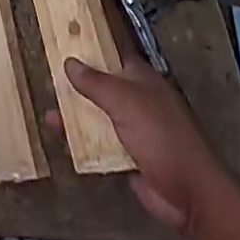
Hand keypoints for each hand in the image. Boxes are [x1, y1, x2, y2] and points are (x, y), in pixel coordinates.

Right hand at [63, 56, 234, 237]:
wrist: (191, 193)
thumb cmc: (161, 137)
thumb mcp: (126, 102)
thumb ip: (96, 83)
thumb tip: (70, 62)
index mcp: (141, 80)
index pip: (112, 57)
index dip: (90, 50)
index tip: (63, 46)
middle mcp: (137, 101)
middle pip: (101, 88)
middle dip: (77, 88)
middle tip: (49, 85)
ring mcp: (133, 130)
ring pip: (98, 118)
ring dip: (76, 118)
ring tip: (50, 117)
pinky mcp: (128, 157)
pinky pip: (100, 145)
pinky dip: (83, 143)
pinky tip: (64, 142)